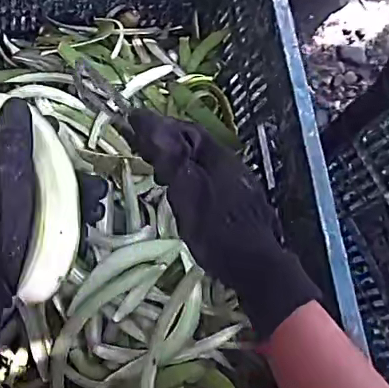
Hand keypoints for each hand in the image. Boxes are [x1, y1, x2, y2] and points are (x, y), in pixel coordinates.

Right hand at [128, 110, 321, 339]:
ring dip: (177, 157)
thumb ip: (171, 159)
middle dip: (165, 138)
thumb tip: (152, 126)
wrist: (257, 267)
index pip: (182, 129)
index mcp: (217, 157)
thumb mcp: (187, 193)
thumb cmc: (217, 231)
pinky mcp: (240, 203)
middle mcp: (230, 164)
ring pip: (202, 160)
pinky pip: (208, 177)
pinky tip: (181, 189)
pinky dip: (188, 174)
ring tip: (155, 165)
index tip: (131, 119)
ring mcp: (238, 184)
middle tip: (139, 141)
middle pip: (194, 142)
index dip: (155, 123)